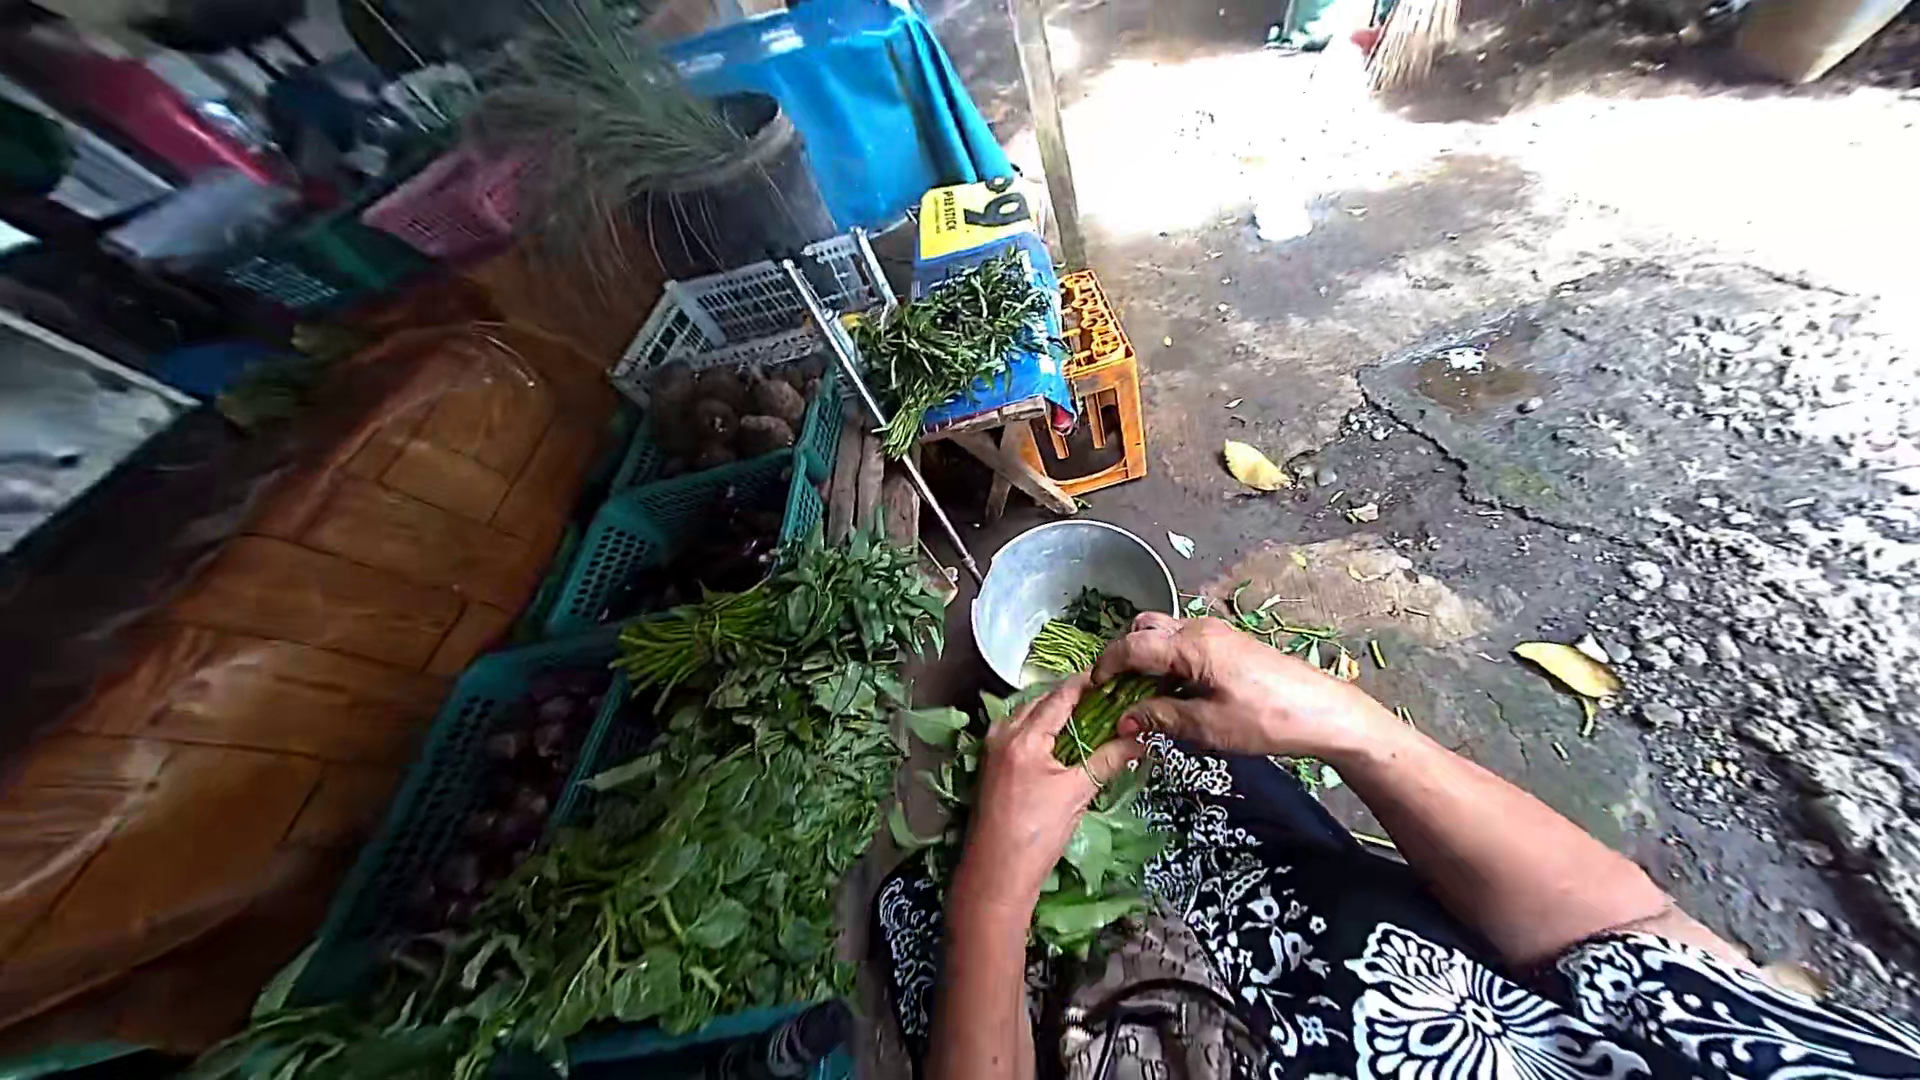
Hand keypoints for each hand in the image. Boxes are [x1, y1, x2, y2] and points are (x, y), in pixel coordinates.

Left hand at [954, 677, 1145, 909]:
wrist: (995, 873)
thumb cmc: (1036, 835)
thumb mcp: (1077, 794)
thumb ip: (1109, 760)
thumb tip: (1141, 739)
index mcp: (1024, 735)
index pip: (1060, 695)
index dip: (1087, 682)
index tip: (1113, 676)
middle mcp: (1003, 730)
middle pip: (1043, 700)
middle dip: (1074, 695)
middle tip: (1107, 696)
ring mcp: (993, 744)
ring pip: (1030, 712)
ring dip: (1057, 709)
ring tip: (1090, 713)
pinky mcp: (991, 758)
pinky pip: (1020, 728)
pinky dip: (1042, 725)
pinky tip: (1062, 736)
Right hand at [1092, 613, 1401, 759]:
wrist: (1328, 713)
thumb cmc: (1267, 720)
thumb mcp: (1208, 726)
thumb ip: (1159, 717)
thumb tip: (1122, 720)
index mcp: (1189, 644)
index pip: (1131, 645)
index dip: (1106, 665)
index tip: (1093, 688)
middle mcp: (1197, 628)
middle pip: (1143, 628)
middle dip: (1123, 654)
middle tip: (1118, 689)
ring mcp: (1214, 631)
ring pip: (1162, 631)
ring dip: (1145, 655)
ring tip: (1143, 692)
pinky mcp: (1226, 641)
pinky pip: (1181, 640)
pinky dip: (1165, 657)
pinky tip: (1173, 688)